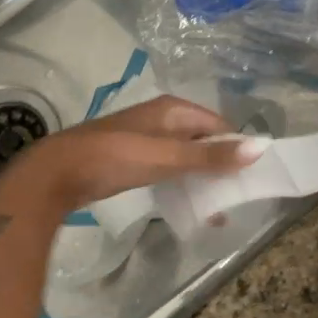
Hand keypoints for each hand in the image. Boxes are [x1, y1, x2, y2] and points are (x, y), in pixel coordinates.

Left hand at [3, 95, 260, 213]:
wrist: (59, 173)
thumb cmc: (115, 158)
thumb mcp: (167, 157)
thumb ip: (211, 156)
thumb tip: (259, 148)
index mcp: (173, 110)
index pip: (219, 125)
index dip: (237, 147)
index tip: (253, 177)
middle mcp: (163, 119)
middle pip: (204, 140)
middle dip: (221, 165)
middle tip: (238, 197)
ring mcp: (147, 139)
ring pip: (186, 156)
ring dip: (202, 178)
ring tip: (218, 207)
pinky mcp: (134, 159)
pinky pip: (169, 168)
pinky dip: (182, 183)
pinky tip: (190, 204)